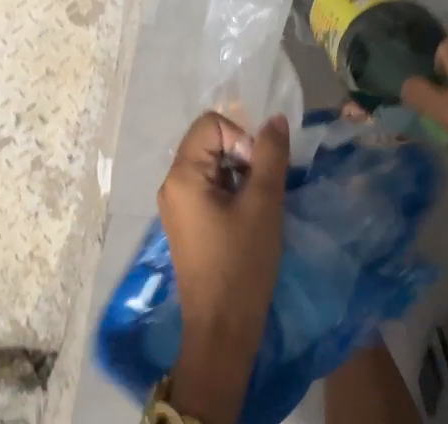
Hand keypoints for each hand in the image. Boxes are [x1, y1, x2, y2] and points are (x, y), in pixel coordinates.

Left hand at [158, 111, 289, 422]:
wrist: (223, 327)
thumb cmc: (242, 262)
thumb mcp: (263, 203)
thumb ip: (271, 154)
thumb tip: (275, 120)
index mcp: (182, 175)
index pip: (211, 124)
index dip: (241, 136)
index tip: (259, 169)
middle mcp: (172, 184)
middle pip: (210, 141)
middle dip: (243, 154)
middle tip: (263, 186)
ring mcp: (178, 205)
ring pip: (214, 164)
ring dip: (242, 173)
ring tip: (260, 203)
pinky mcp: (189, 222)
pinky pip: (211, 187)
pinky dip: (234, 190)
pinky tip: (251, 215)